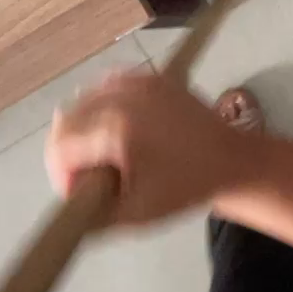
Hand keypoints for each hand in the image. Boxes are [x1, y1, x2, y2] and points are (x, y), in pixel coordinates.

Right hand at [47, 69, 257, 224]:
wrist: (232, 161)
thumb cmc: (186, 189)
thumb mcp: (135, 214)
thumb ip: (92, 213)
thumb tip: (64, 201)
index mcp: (115, 130)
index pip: (61, 146)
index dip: (60, 173)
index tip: (75, 191)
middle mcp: (121, 98)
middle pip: (67, 119)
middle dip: (68, 150)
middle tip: (85, 176)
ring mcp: (137, 82)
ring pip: (84, 99)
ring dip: (82, 127)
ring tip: (99, 154)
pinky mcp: (151, 77)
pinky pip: (108, 84)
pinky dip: (102, 105)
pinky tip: (114, 128)